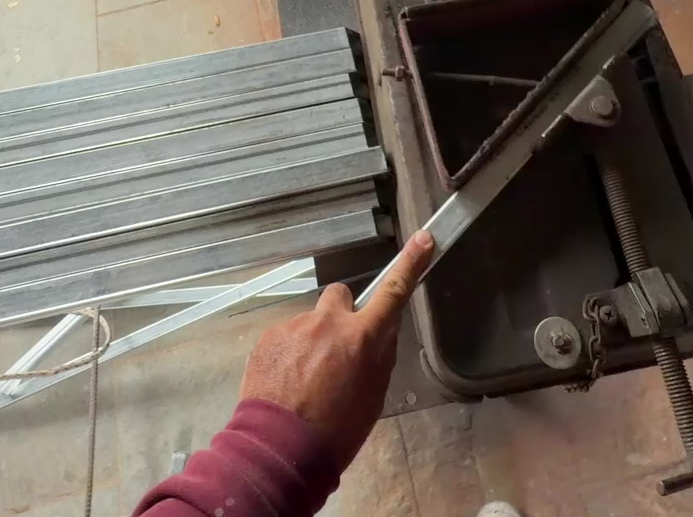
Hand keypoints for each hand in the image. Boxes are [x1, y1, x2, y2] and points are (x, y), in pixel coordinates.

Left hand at [238, 230, 435, 463]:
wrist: (278, 452)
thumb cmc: (335, 432)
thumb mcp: (373, 396)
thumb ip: (380, 355)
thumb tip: (382, 330)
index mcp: (362, 338)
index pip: (393, 291)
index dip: (410, 264)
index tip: (423, 239)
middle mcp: (329, 322)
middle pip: (340, 297)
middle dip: (340, 316)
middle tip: (335, 351)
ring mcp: (296, 326)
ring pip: (311, 321)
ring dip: (312, 341)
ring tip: (304, 381)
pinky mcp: (269, 336)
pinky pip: (286, 336)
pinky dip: (289, 353)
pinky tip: (285, 383)